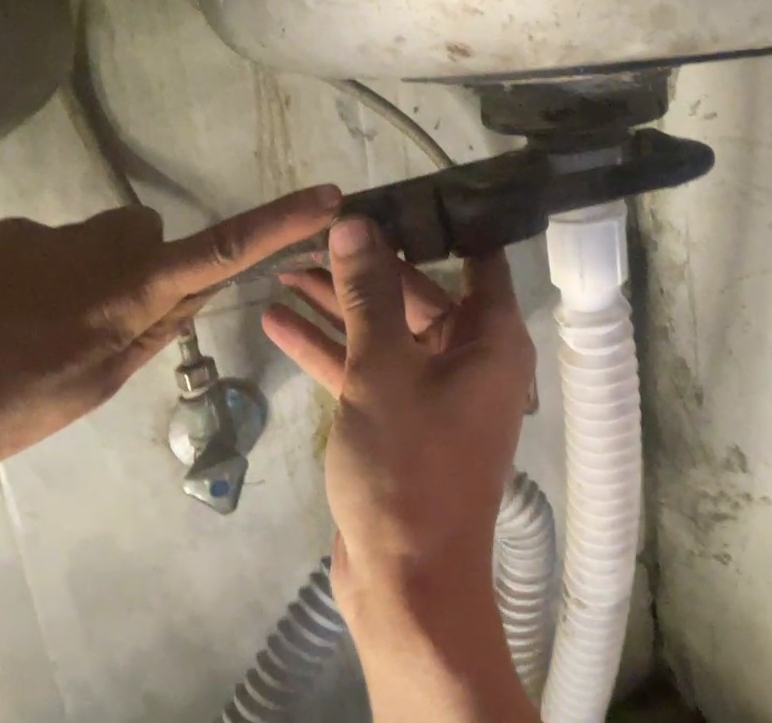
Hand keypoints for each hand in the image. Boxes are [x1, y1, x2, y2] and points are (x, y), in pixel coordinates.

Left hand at [0, 185, 341, 509]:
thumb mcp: (91, 389)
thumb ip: (148, 333)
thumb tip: (185, 296)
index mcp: (125, 289)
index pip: (223, 248)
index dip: (280, 221)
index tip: (329, 197)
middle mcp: (82, 242)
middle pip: (138, 232)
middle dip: (134, 264)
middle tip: (92, 326)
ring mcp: (16, 232)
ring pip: (70, 245)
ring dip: (62, 279)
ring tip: (7, 340)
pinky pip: (9, 249)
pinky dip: (5, 281)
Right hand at [262, 216, 538, 721]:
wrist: (406, 580)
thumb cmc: (408, 463)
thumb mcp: (384, 368)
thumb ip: (368, 294)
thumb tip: (355, 224)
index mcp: (494, 337)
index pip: (478, 259)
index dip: (444, 224)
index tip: (403, 191)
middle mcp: (474, 357)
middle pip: (421, 293)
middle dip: (366, 266)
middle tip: (317, 231)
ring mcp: (436, 391)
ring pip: (387, 332)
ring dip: (339, 305)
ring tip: (284, 268)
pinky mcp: (401, 421)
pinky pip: (369, 370)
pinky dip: (331, 349)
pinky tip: (278, 322)